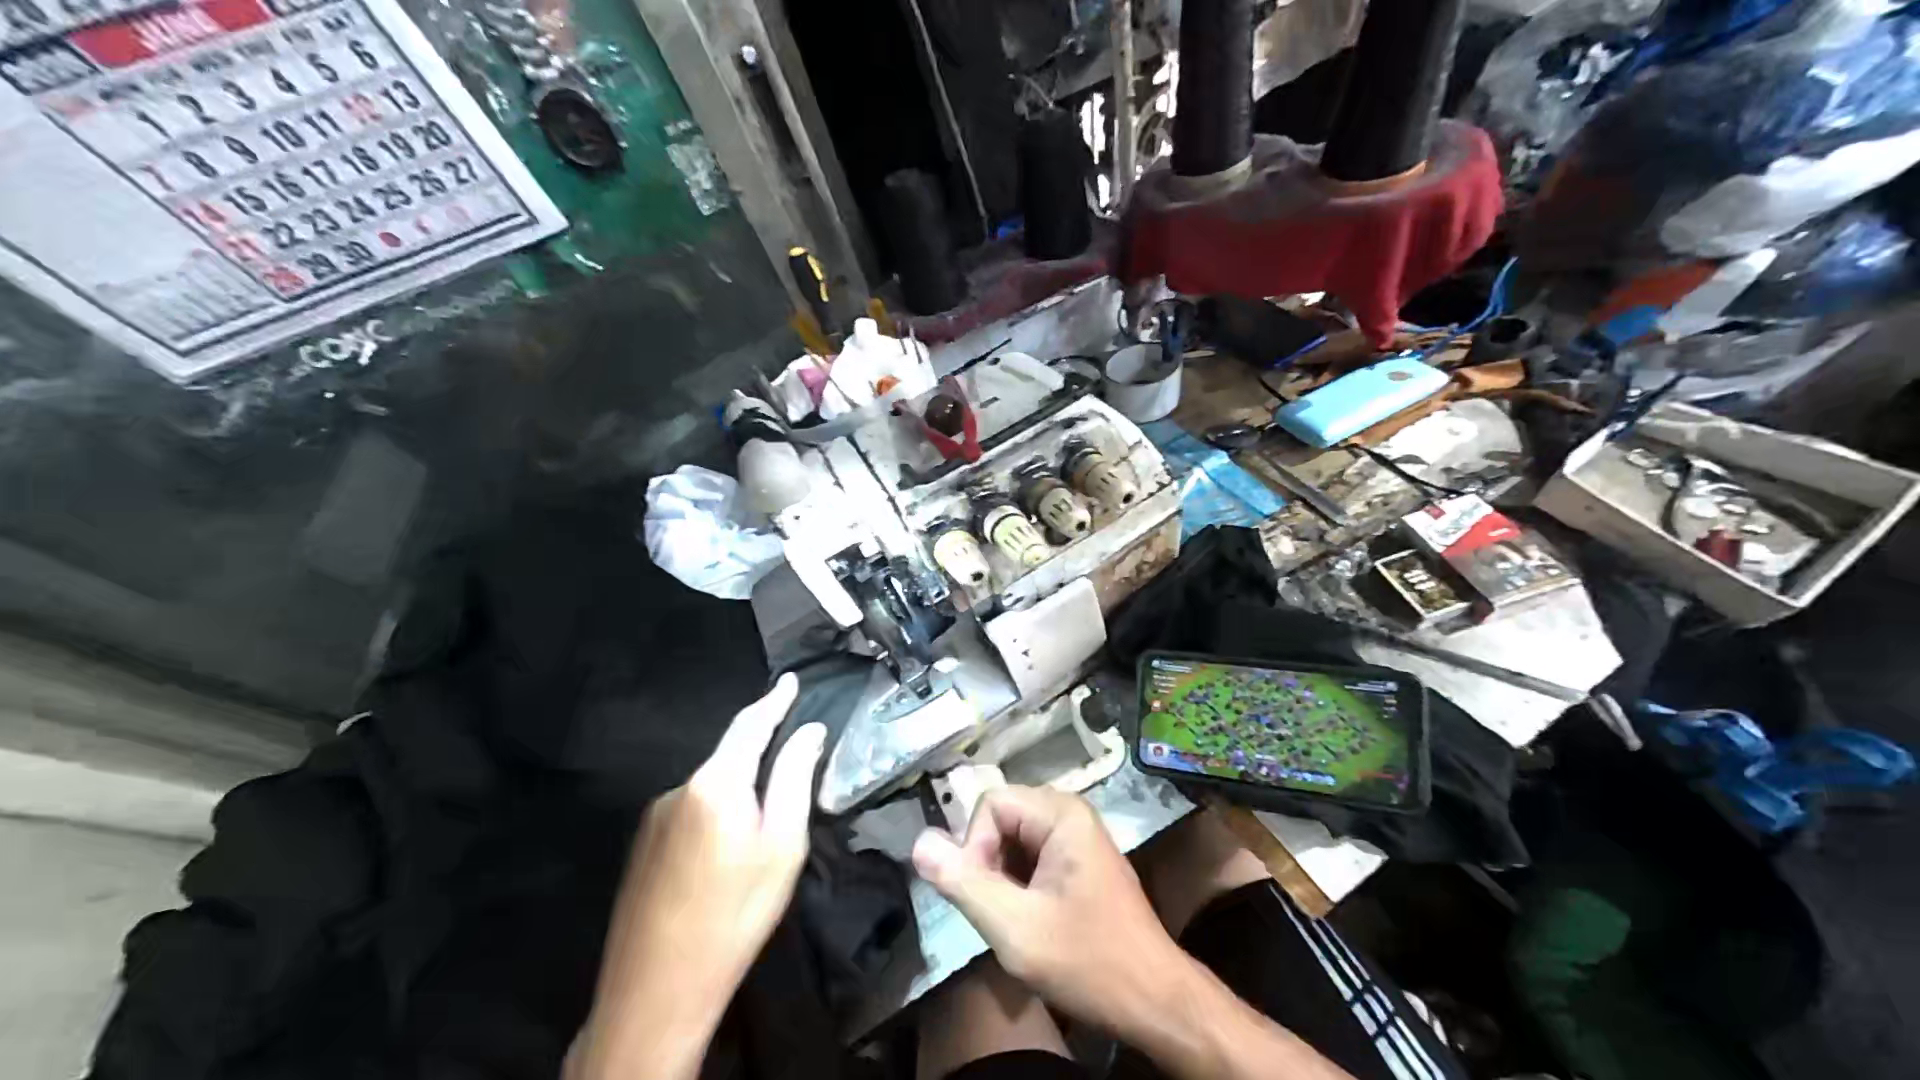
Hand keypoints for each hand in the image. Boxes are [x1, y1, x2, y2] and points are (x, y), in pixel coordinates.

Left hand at [570, 674, 825, 1079]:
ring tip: (761, 818)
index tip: (792, 679)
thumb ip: (795, 778)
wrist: (658, 988)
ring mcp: (655, 815)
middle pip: (729, 752)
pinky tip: (724, 848)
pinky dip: (715, 809)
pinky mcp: (643, 842)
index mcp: (716, 781)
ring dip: (737, 784)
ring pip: (709, 783)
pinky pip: (690, 807)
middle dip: (759, 744)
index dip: (775, 700)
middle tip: (792, 746)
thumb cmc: (737, 912)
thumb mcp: (783, 844)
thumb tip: (810, 730)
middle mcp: (680, 786)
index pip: (751, 724)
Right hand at [911, 786, 1184, 1033]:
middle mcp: (1070, 812)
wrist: (1153, 1000)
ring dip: (1001, 875)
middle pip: (1000, 817)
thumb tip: (917, 842)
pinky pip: (1031, 852)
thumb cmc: (1088, 961)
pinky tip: (1029, 916)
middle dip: (987, 862)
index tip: (984, 896)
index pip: (990, 804)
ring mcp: (1077, 834)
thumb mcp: (1015, 928)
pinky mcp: (1078, 858)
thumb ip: (962, 882)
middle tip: (997, 911)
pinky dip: (1018, 881)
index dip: (974, 846)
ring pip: (1012, 837)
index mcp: (1061, 814)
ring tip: (1014, 917)